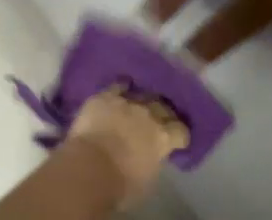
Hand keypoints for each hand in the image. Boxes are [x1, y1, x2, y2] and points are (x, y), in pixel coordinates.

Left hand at [67, 86, 190, 205]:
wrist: (90, 166)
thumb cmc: (120, 184)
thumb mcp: (147, 179)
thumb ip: (154, 160)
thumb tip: (152, 154)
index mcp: (163, 137)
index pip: (181, 131)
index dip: (180, 135)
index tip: (178, 140)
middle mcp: (149, 114)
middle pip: (164, 108)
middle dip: (165, 114)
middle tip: (161, 120)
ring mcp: (128, 102)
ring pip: (143, 94)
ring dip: (144, 101)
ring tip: (142, 105)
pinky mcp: (107, 96)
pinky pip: (118, 86)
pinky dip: (122, 89)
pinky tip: (122, 89)